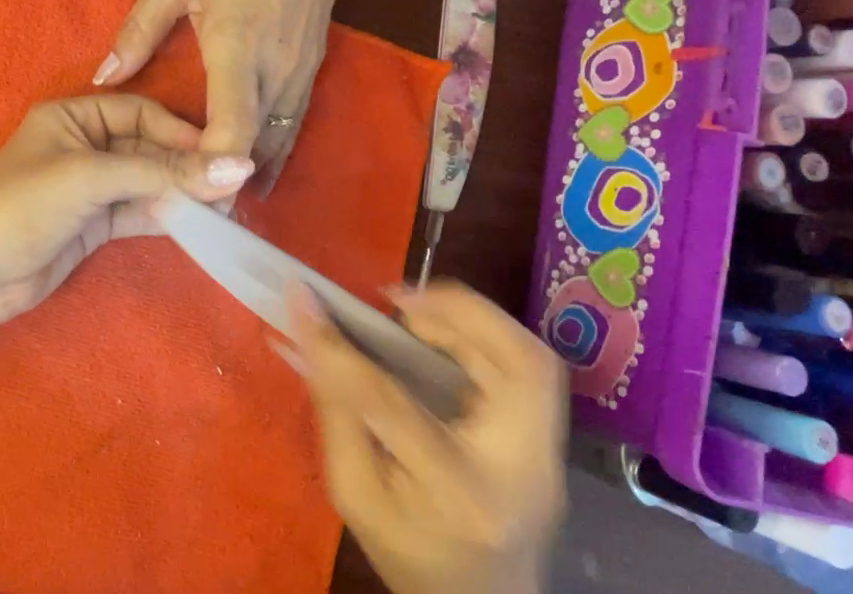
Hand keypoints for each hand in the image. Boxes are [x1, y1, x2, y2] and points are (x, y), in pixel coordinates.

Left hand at [0, 95, 253, 330]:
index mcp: (70, 117)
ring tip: (229, 208)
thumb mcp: (88, 178)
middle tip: (237, 187)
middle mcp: (82, 146)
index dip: (179, 130)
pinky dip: (168, 216)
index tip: (224, 154)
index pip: (138, 112)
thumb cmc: (21, 206)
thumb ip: (161, 173)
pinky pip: (139, 212)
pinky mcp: (93, 225)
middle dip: (187, 165)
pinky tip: (202, 224)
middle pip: (147, 148)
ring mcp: (88, 188)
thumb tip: (239, 166)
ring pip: (147, 183)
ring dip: (184, 194)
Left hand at [98, 0, 381, 189]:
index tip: (179, 193)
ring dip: (245, 172)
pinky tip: (245, 172)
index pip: (230, 125)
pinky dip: (269, 151)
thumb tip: (104, 76)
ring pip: (276, 142)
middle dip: (221, 183)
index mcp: (237, 44)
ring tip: (208, 202)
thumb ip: (139, 31)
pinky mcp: (312, 70)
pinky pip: (290, 125)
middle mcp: (275, 68)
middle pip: (255, 146)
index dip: (209, 167)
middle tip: (182, 210)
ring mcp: (301, 71)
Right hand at [292, 282, 567, 593]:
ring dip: (472, 321)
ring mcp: (548, 456)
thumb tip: (303, 328)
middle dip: (461, 312)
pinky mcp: (550, 443)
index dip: (341, 347)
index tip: (302, 298)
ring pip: (532, 361)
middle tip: (396, 297)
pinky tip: (438, 338)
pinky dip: (482, 340)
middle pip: (520, 367)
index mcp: (455, 493)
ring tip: (412, 312)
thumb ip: (334, 410)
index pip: (392, 403)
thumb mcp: (353, 491)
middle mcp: (521, 468)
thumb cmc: (408, 554)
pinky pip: (526, 371)